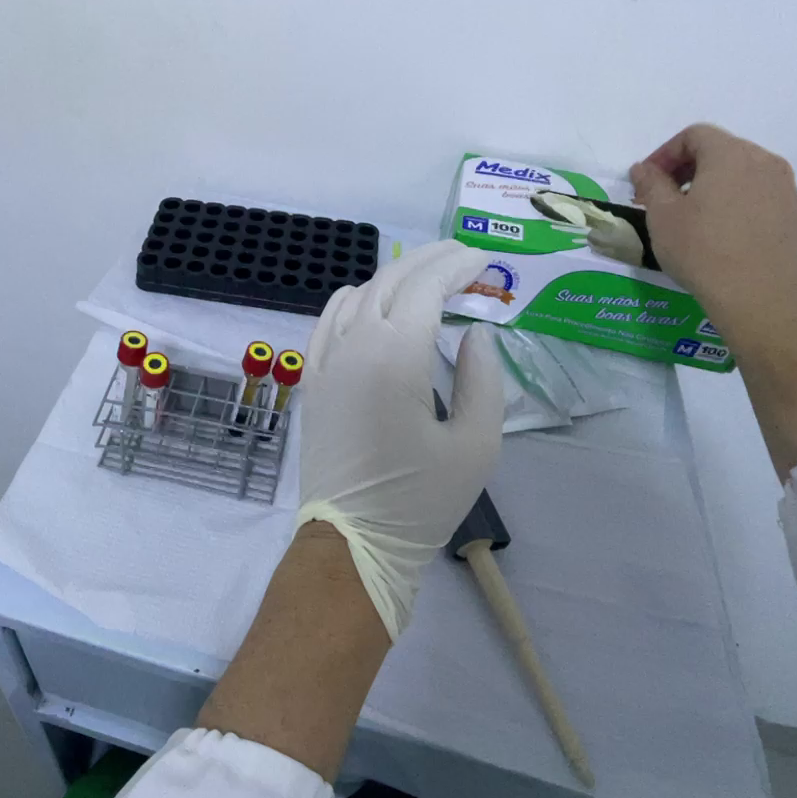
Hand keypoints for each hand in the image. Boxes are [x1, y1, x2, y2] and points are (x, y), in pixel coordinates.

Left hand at [298, 240, 504, 639]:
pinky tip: (370, 302)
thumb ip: (483, 379)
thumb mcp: (476, 445)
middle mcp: (353, 346)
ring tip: (427, 277)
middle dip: (428, 261)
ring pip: (358, 296)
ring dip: (394, 277)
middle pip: (390, 281)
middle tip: (462, 256)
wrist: (353, 540)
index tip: (484, 261)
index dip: (457, 266)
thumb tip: (474, 332)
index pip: (426, 288)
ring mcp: (325, 361)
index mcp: (396, 356)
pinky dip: (353, 300)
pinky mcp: (312, 381)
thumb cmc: (421, 500)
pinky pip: (328, 321)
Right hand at [629, 124, 796, 329]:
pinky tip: (720, 232)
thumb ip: (651, 183)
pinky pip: (759, 194)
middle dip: (687, 168)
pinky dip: (735, 201)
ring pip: (742, 172)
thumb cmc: (701, 249)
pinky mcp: (794, 213)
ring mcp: (784, 188)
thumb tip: (645, 168)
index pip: (695, 135)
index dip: (664, 153)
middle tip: (663, 197)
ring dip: (712, 184)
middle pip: (721, 150)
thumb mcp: (662, 215)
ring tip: (691, 215)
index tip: (646, 180)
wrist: (758, 294)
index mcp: (730, 156)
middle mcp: (764, 162)